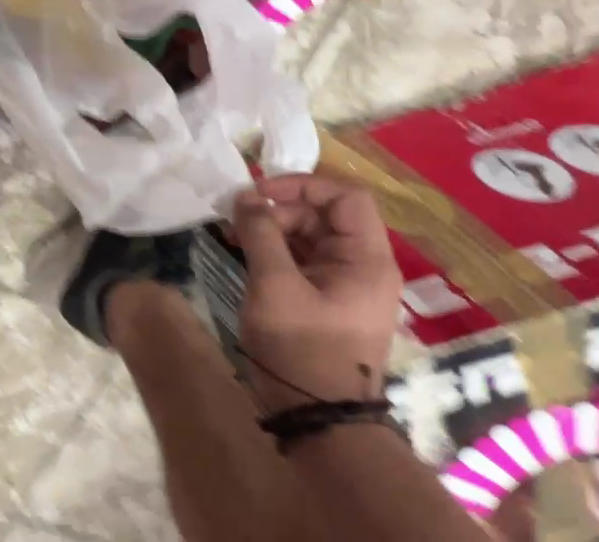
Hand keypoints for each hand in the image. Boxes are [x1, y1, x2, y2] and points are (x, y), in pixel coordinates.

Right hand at [230, 173, 402, 412]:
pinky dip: (273, 248)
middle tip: (236, 220)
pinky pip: (301, 258)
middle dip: (279, 209)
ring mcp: (344, 284)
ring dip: (271, 228)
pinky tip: (243, 252)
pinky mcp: (324, 298)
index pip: (345, 197)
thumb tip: (246, 195)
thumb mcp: (274, 284)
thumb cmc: (301, 345)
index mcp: (366, 260)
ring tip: (232, 235)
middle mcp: (362, 266)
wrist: (316, 413)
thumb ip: (261, 233)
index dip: (302, 185)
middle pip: (323, 214)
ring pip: (309, 235)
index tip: (258, 193)